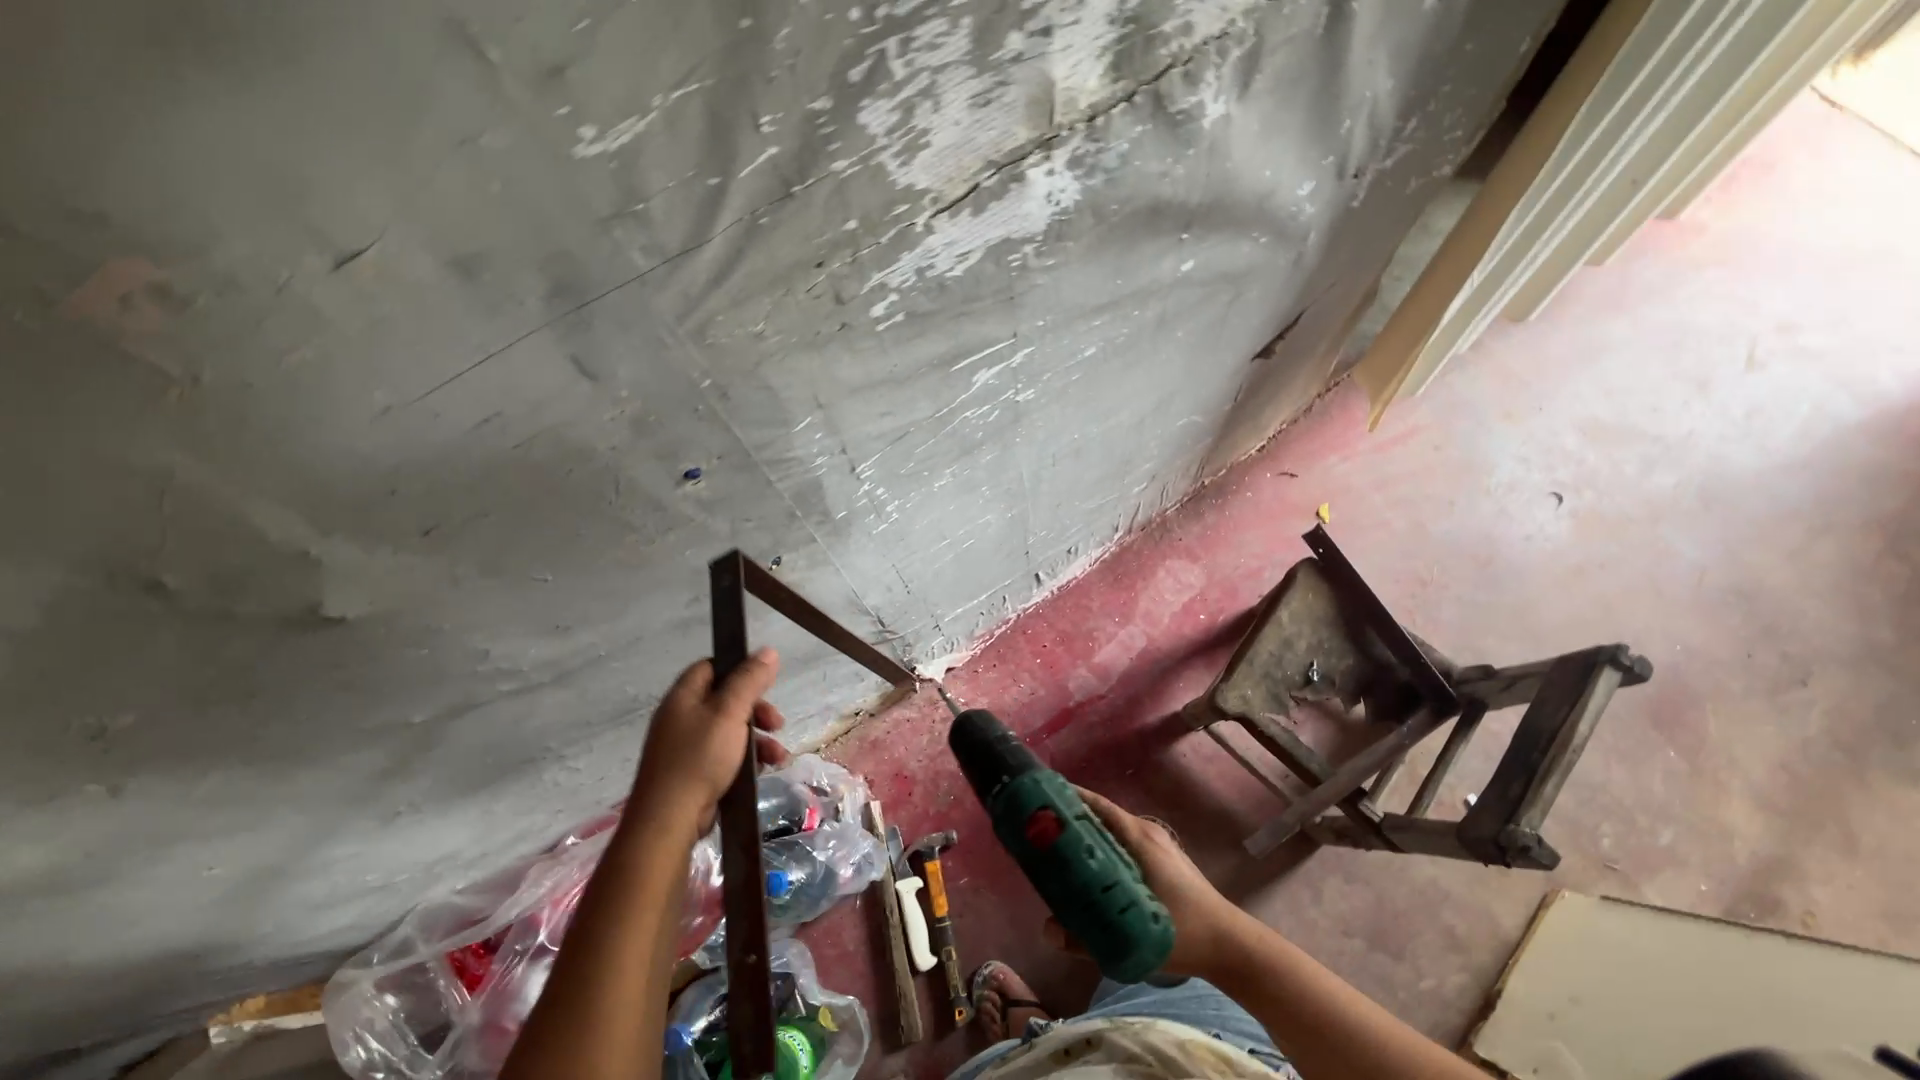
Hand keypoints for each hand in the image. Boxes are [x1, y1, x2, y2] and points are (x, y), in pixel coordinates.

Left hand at [633, 648, 790, 830]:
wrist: (670, 819)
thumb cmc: (699, 759)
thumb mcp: (729, 714)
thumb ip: (749, 681)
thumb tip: (768, 651)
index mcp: (683, 696)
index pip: (711, 667)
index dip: (739, 670)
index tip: (765, 682)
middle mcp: (682, 718)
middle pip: (726, 700)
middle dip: (757, 710)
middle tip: (777, 722)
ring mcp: (687, 747)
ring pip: (732, 731)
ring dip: (759, 740)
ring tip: (778, 756)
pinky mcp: (695, 773)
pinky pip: (727, 756)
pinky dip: (748, 760)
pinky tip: (764, 770)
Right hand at [1044, 786, 1252, 980]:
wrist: (1229, 945)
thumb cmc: (1183, 934)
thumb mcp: (1130, 938)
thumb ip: (1086, 938)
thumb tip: (1046, 929)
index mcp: (1140, 839)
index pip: (1097, 807)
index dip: (1067, 800)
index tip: (1037, 801)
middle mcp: (1147, 833)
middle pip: (1101, 816)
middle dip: (1069, 820)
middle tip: (1037, 831)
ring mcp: (1157, 844)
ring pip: (1112, 831)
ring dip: (1086, 836)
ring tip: (1056, 850)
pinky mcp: (1162, 859)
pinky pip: (1123, 843)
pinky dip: (1103, 848)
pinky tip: (1089, 871)